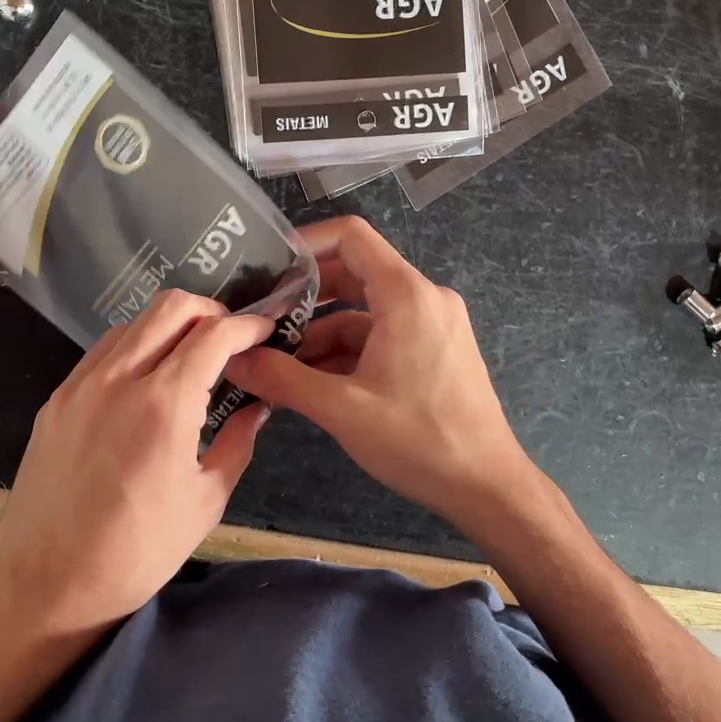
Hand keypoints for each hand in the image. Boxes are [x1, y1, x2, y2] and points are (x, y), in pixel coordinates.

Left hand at [0, 290, 274, 636]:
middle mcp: (120, 380)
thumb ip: (237, 443)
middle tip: (230, 338)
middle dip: (210, 311)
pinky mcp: (56, 401)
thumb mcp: (206, 501)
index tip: (266, 331)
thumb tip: (256, 408)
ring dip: (169, 327)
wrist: (47, 585)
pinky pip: (102, 353)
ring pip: (133, 324)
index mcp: (165, 405)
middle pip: (170, 308)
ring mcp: (80, 387)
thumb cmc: (138, 552)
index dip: (247, 325)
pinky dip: (134, 348)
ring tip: (189, 358)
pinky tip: (145, 382)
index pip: (213, 335)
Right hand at [225, 217, 542, 536]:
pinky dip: (348, 351)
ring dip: (322, 332)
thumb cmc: (418, 440)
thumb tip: (233, 359)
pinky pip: (383, 335)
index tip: (267, 265)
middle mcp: (424, 298)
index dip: (306, 241)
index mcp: (406, 295)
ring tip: (276, 361)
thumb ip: (282, 378)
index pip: (351, 236)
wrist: (486, 486)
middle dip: (306, 296)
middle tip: (260, 318)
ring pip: (366, 311)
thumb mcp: (341, 408)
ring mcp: (433, 325)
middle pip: (355, 273)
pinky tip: (313, 380)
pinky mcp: (436, 351)